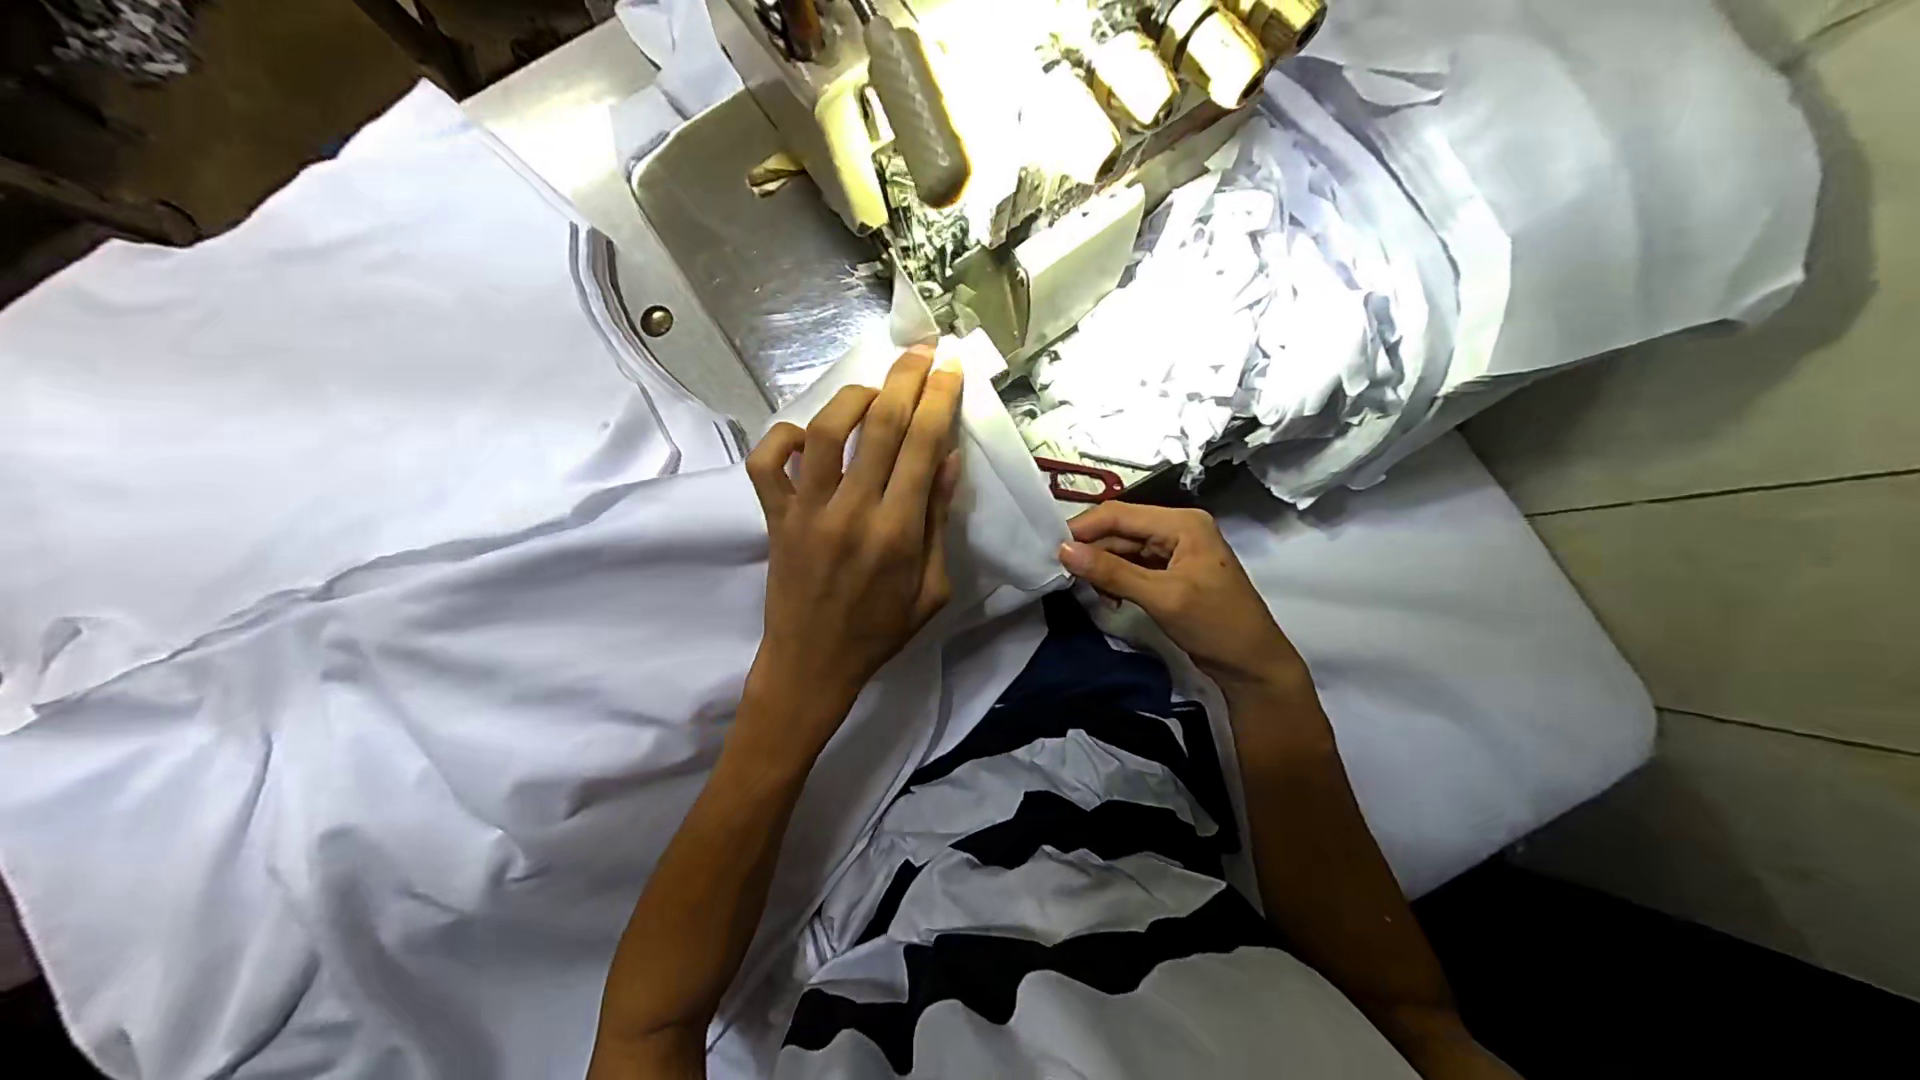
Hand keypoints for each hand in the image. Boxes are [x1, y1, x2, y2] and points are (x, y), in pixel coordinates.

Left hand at [743, 347, 963, 746]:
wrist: (812, 664)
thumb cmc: (880, 631)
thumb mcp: (932, 588)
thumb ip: (938, 521)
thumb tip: (945, 459)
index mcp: (898, 531)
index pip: (922, 445)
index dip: (939, 398)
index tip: (951, 367)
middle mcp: (851, 511)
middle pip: (879, 424)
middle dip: (905, 377)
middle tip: (923, 350)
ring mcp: (806, 511)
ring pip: (822, 431)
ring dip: (850, 398)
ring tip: (872, 390)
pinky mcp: (773, 517)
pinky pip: (766, 463)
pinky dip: (781, 437)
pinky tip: (805, 436)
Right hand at [1059, 503, 1309, 699]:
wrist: (1253, 665)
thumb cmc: (1215, 625)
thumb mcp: (1162, 597)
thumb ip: (1112, 572)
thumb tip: (1064, 551)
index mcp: (1182, 523)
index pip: (1119, 514)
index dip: (1083, 528)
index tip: (1051, 549)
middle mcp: (1178, 528)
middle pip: (1120, 530)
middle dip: (1092, 551)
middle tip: (1063, 575)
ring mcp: (1175, 550)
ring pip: (1123, 548)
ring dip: (1103, 568)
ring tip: (1090, 592)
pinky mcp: (1171, 571)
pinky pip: (1133, 565)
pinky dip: (1117, 579)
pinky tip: (1108, 597)